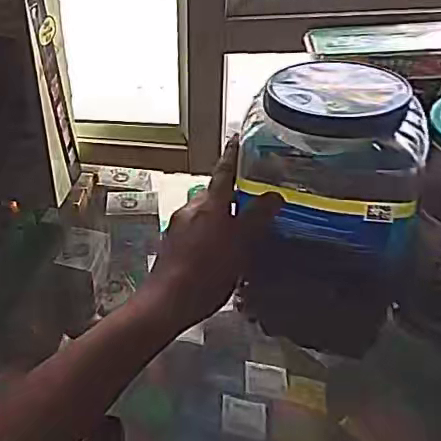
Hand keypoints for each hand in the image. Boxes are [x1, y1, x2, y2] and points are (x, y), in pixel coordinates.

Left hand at [137, 144, 280, 331]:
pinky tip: (221, 251)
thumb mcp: (239, 247)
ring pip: (205, 213)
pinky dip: (211, 232)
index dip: (233, 155)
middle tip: (252, 199)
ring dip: (221, 216)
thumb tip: (273, 195)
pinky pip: (197, 229)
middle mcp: (190, 210)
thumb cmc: (206, 273)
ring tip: (241, 231)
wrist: (166, 301)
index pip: (224, 172)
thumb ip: (256, 219)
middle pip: (214, 193)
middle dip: (231, 194)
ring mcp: (178, 227)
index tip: (237, 138)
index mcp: (208, 205)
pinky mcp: (173, 244)